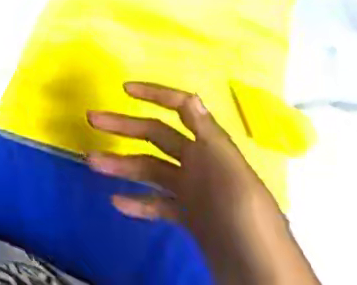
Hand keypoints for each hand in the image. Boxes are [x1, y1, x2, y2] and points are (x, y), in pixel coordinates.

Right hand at [87, 82, 319, 284]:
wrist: (265, 279)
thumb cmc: (247, 222)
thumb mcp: (233, 175)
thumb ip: (210, 138)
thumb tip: (190, 96)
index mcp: (212, 150)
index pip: (183, 109)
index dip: (156, 94)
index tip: (125, 90)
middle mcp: (202, 165)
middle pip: (157, 136)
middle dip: (124, 126)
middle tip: (92, 120)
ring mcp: (195, 194)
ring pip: (150, 170)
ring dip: (121, 165)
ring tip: (93, 164)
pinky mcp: (191, 220)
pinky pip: (158, 204)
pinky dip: (137, 201)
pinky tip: (117, 202)